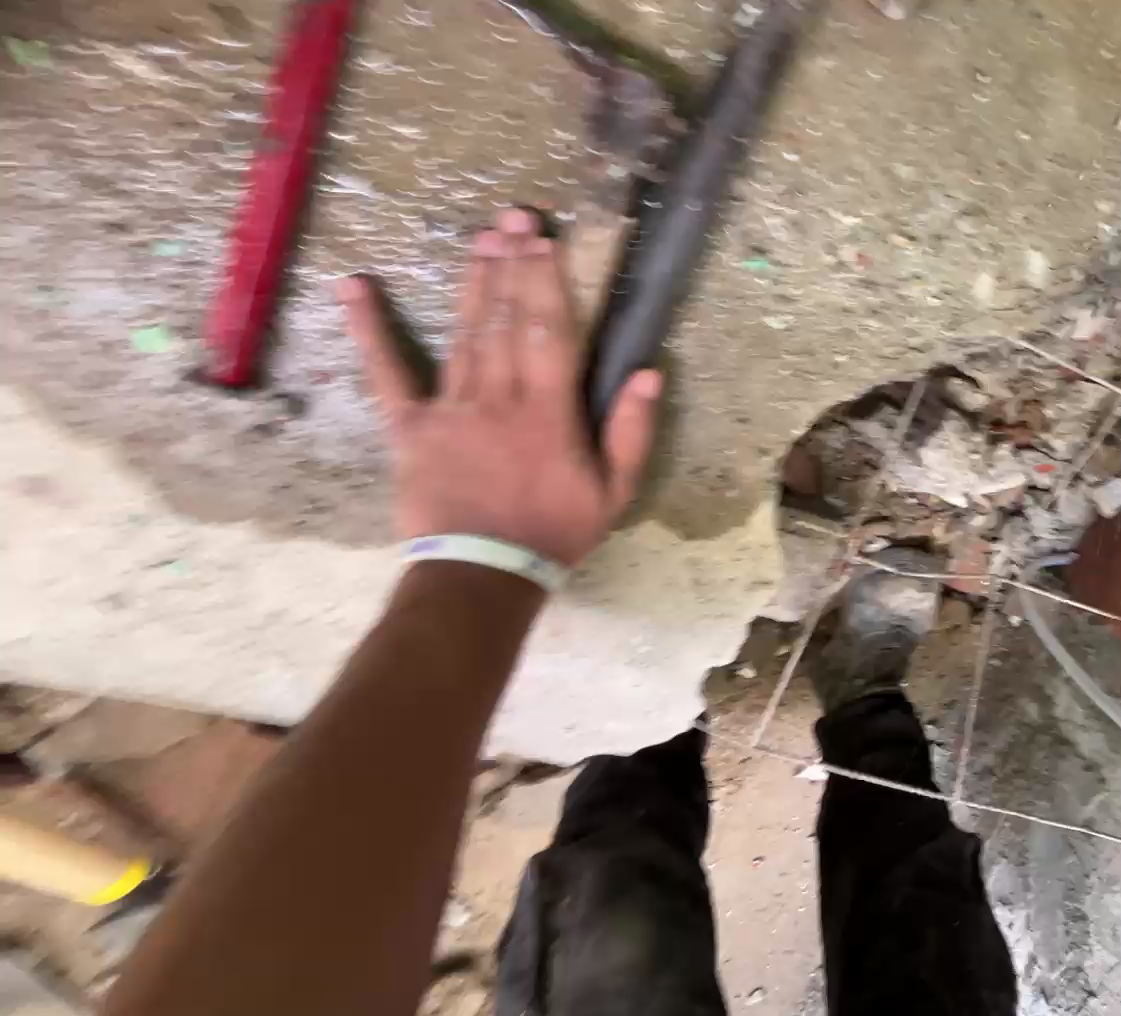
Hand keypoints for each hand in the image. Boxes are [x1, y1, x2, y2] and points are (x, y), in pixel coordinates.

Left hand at [336, 207, 661, 566]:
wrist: (484, 572)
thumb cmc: (557, 531)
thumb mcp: (614, 492)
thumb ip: (631, 432)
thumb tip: (646, 373)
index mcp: (549, 415)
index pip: (549, 334)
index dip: (547, 283)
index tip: (547, 241)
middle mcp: (498, 400)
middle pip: (504, 322)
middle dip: (511, 266)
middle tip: (513, 218)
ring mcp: (449, 410)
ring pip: (462, 335)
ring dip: (471, 282)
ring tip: (480, 238)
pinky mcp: (409, 427)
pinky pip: (387, 374)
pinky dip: (369, 329)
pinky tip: (355, 285)